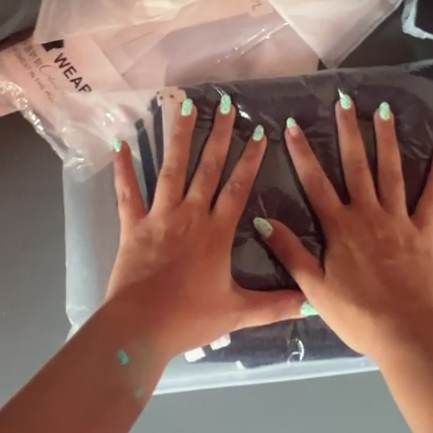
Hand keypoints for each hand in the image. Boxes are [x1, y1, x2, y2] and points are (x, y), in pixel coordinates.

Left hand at [105, 95, 305, 358]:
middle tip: (226, 105)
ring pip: (172, 169)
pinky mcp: (133, 226)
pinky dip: (123, 168)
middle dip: (219, 135)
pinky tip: (120, 143)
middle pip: (208, 168)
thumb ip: (276, 305)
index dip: (250, 159)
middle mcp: (191, 215)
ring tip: (184, 106)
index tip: (258, 131)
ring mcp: (160, 217)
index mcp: (217, 232)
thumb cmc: (190, 319)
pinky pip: (127, 192)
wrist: (142, 328)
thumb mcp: (238, 313)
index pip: (238, 187)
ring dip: (179, 137)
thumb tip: (313, 302)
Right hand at [254, 96, 432, 360]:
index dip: (302, 152)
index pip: (315, 182)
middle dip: (348, 130)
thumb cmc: (356, 315)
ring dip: (386, 139)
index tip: (292, 125)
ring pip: (390, 172)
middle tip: (344, 99)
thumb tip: (264, 220)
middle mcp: (367, 214)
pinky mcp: (422, 232)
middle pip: (355, 165)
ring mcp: (398, 220)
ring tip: (384, 110)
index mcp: (339, 226)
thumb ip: (290, 251)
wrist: (404, 333)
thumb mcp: (314, 287)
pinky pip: (431, 198)